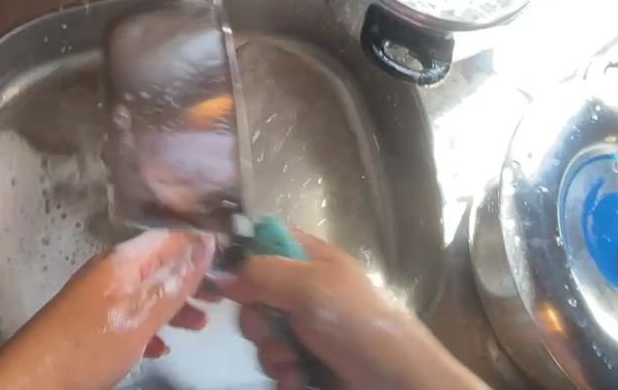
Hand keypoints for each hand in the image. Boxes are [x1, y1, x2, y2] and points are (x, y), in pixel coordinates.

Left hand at [0, 229, 215, 389]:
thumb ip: (175, 281)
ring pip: (149, 292)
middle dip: (192, 278)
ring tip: (202, 325)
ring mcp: (102, 297)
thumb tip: (208, 241)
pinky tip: (163, 348)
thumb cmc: (89, 345)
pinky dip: (153, 327)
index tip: (230, 259)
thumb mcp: (140, 316)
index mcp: (124, 260)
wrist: (33, 382)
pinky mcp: (94, 324)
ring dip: (176, 306)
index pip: (170, 237)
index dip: (200, 243)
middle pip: (162, 264)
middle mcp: (114, 271)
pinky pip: (132, 316)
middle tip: (223, 296)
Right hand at [219, 231, 486, 389]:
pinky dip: (284, 377)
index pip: (261, 242)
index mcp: (307, 256)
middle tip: (280, 333)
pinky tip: (301, 381)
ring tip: (297, 366)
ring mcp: (304, 327)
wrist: (397, 385)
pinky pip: (274, 367)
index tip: (234, 284)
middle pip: (252, 296)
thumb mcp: (310, 286)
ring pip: (261, 336)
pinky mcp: (305, 363)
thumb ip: (262, 274)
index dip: (243, 260)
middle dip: (260, 322)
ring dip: (273, 355)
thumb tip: (220, 276)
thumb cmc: (358, 324)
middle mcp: (302, 288)